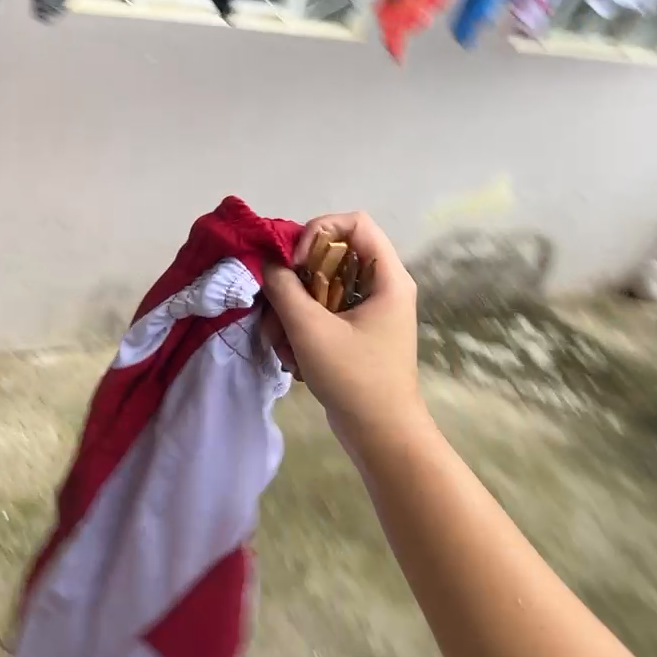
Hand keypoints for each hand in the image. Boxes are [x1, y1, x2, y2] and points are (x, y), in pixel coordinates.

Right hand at [262, 212, 429, 456]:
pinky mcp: (352, 330)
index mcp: (387, 278)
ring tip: (282, 342)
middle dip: (295, 281)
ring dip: (289, 311)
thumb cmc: (354, 377)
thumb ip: (284, 289)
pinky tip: (291, 357)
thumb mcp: (311, 329)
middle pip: (329, 255)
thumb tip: (268, 264)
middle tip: (278, 305)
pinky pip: (318, 311)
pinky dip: (297, 328)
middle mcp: (381, 286)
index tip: (295, 263)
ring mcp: (366, 310)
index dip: (318, 232)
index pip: (354, 223)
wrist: (380, 433)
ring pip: (317, 286)